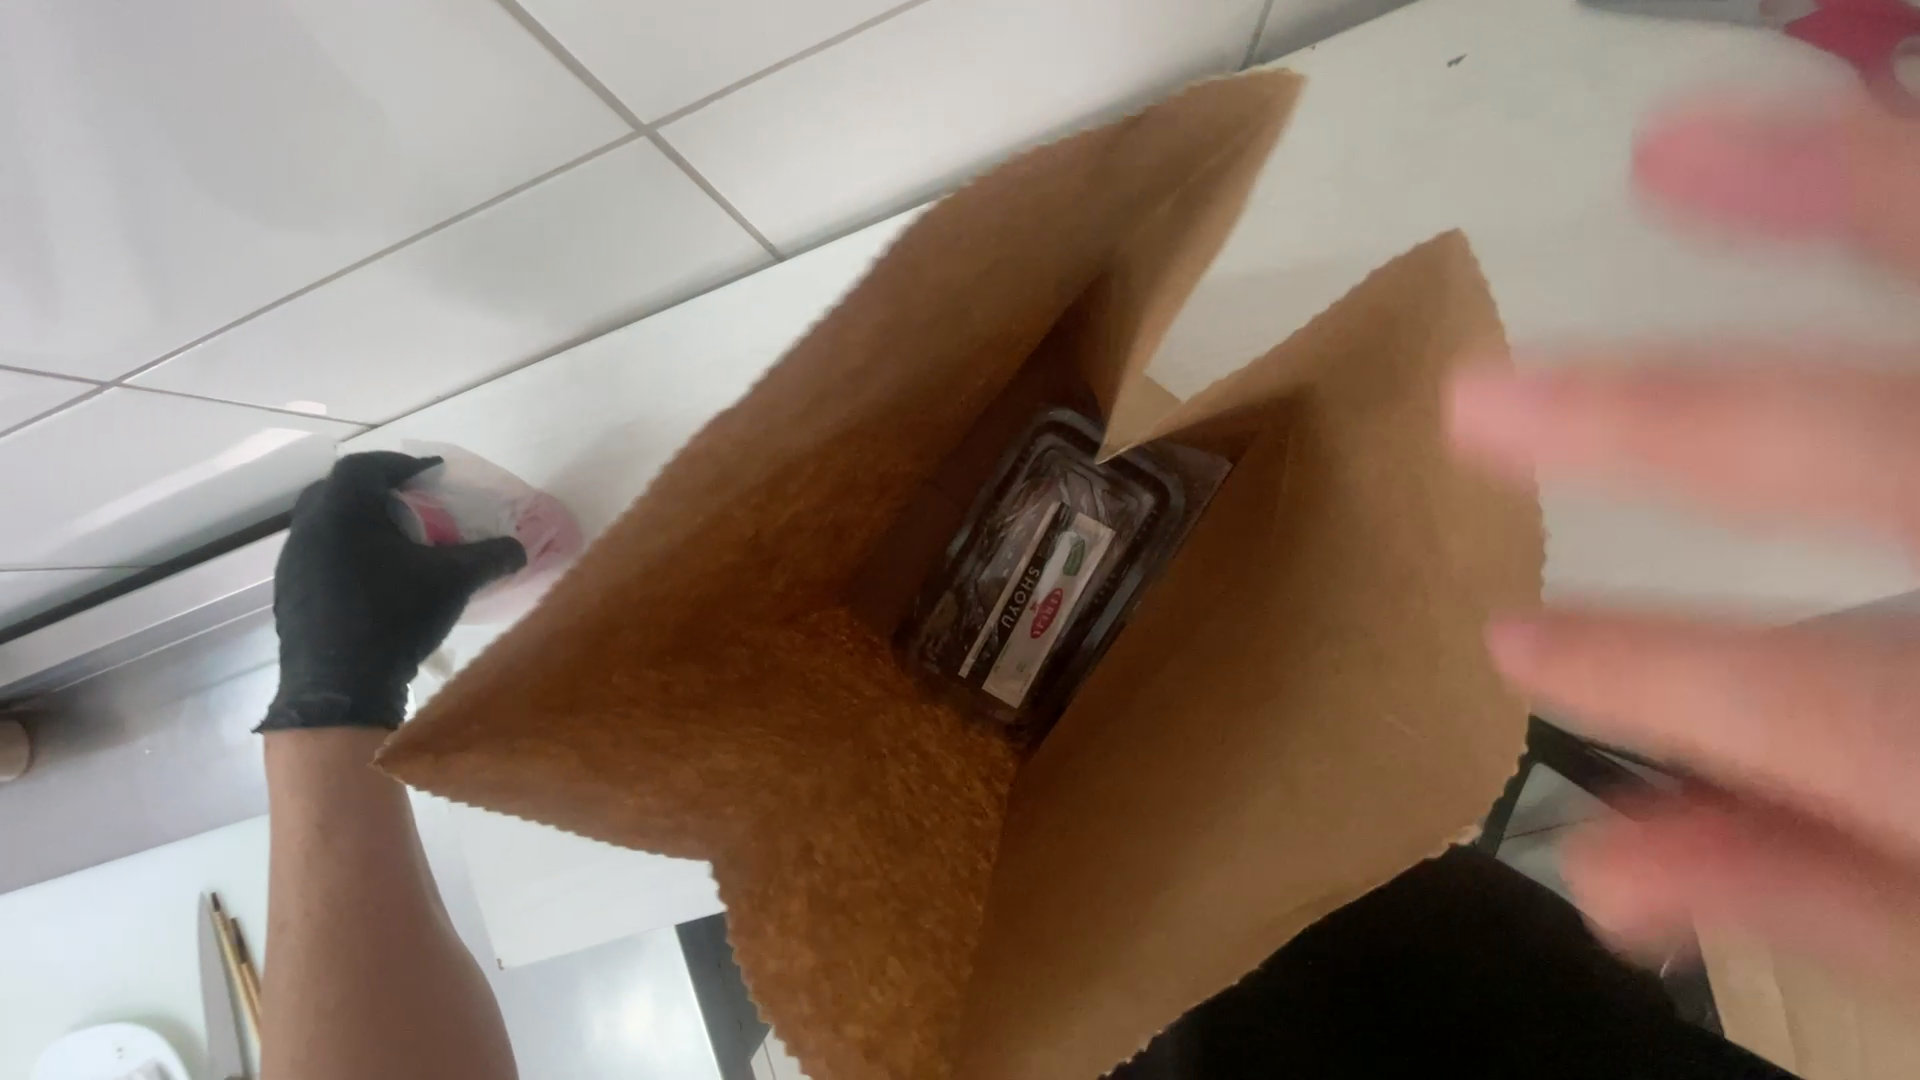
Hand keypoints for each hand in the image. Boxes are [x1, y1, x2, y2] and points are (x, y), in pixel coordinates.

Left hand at [260, 452, 525, 732]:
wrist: (340, 682)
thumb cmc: (398, 616)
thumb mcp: (457, 581)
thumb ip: (492, 556)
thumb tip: (520, 548)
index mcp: (344, 514)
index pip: (366, 466)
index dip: (403, 462)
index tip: (432, 472)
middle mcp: (310, 529)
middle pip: (339, 488)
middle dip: (378, 487)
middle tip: (413, 500)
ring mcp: (294, 561)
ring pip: (326, 521)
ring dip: (362, 520)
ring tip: (400, 539)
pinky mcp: (291, 589)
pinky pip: (320, 551)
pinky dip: (349, 548)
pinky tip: (379, 575)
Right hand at [1448, 92, 1919, 993]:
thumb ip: (1818, 894)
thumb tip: (1601, 876)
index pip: (1811, 696)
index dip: (1645, 673)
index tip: (1509, 646)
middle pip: (1862, 450)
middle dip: (1656, 423)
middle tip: (1473, 396)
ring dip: (1843, 193)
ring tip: (1681, 137)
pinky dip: (1903, 186)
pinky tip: (1847, 111)